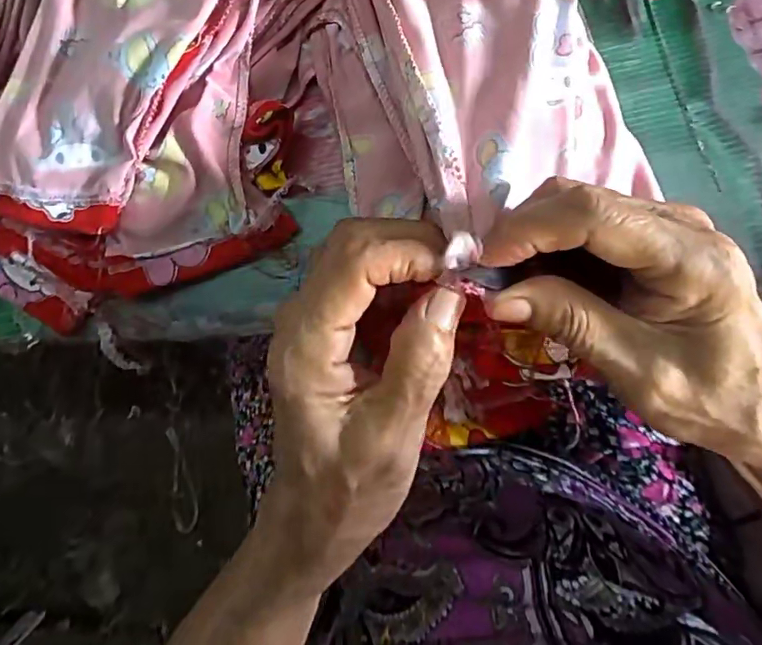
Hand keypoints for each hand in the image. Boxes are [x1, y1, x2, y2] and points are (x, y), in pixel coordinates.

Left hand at [259, 219, 462, 592]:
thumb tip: (449, 294)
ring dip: (404, 253)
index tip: (460, 270)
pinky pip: (358, 276)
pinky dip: (397, 274)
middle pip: (349, 243)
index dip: (409, 251)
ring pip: (353, 252)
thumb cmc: (349, 491)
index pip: (354, 262)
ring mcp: (307, 315)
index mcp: (307, 342)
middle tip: (462, 266)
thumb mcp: (392, 439)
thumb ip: (419, 364)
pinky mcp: (323, 322)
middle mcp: (299, 315)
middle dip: (409, 242)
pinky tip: (429, 295)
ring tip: (453, 277)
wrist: (308, 520)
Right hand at [480, 178, 761, 463]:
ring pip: (575, 202)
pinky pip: (585, 219)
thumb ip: (571, 323)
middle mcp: (681, 222)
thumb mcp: (640, 373)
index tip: (484, 260)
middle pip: (580, 198)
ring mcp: (666, 221)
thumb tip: (497, 298)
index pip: (594, 215)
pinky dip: (550, 242)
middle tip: (488, 274)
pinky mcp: (651, 230)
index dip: (530, 229)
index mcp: (692, 258)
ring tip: (509, 278)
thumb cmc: (711, 400)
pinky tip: (538, 275)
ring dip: (533, 234)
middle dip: (524, 229)